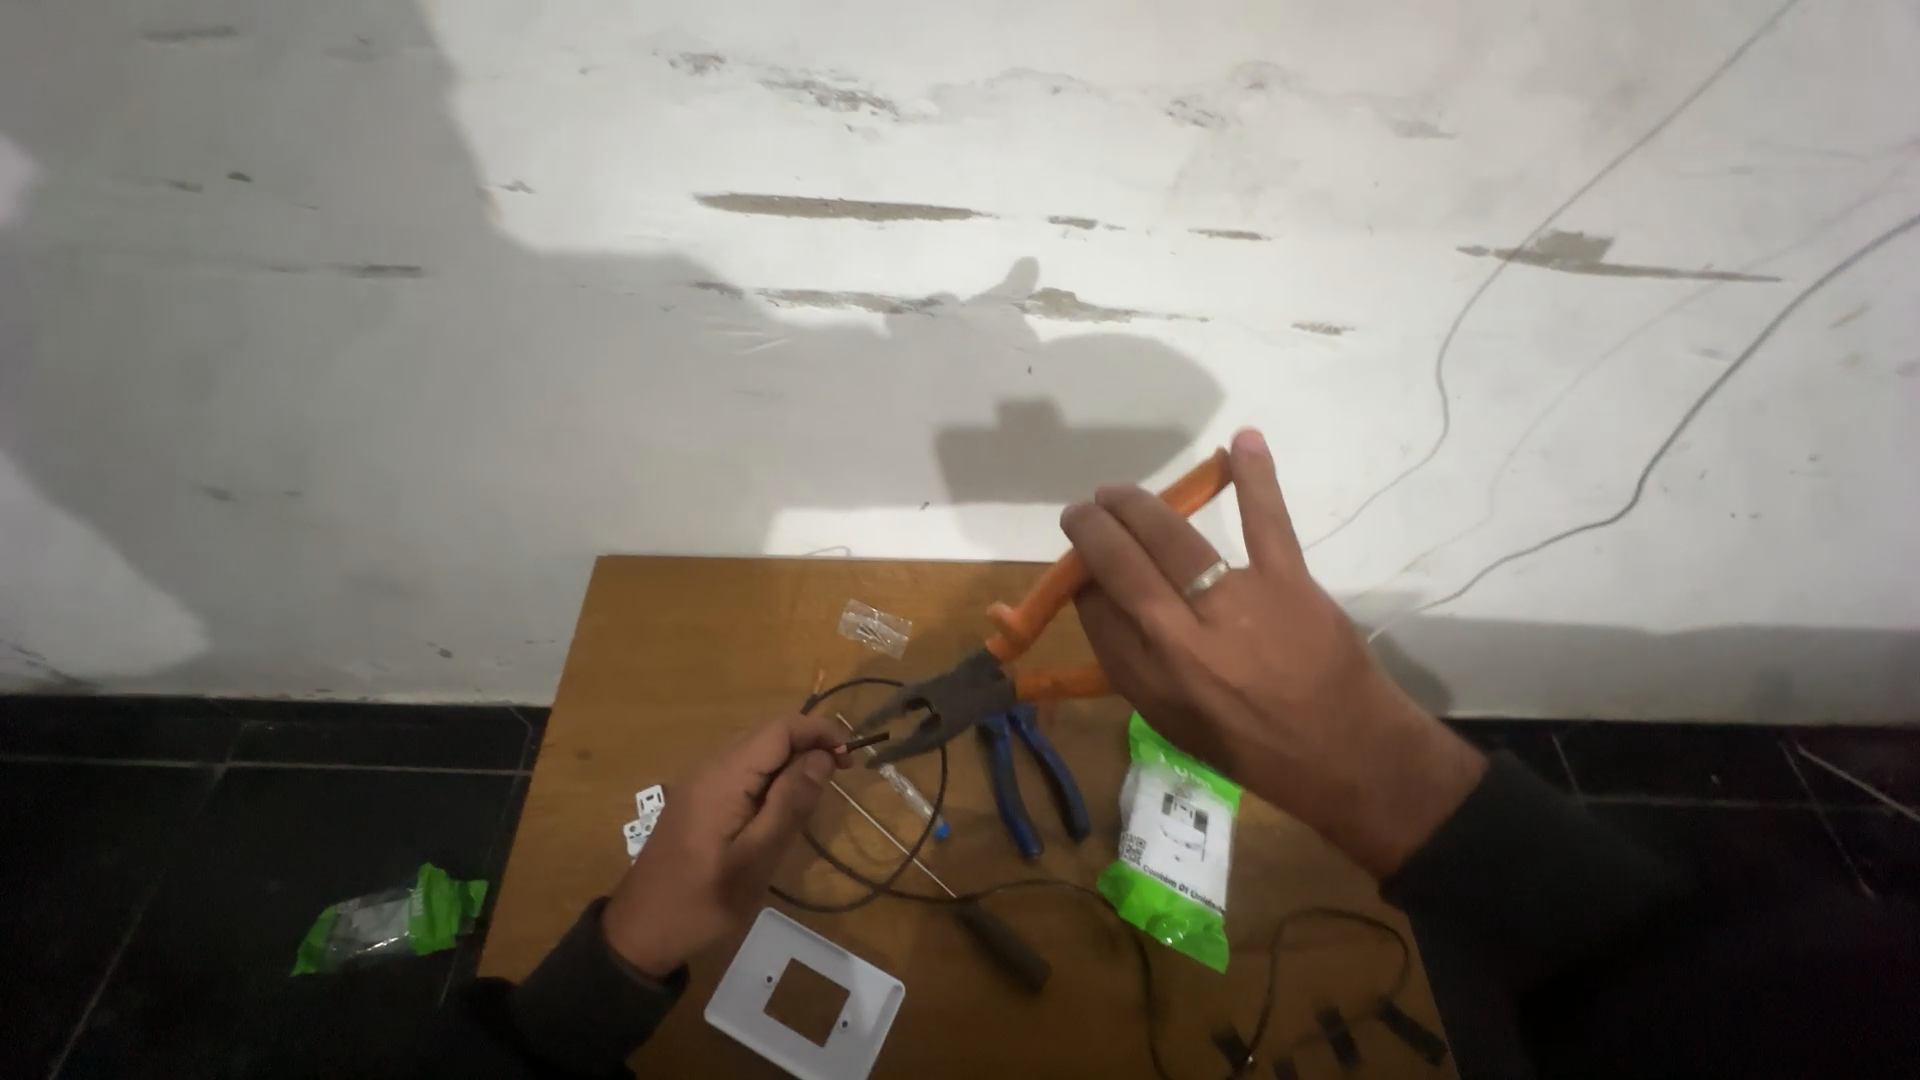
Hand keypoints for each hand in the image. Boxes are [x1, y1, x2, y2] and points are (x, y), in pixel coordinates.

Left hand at [601, 715, 848, 975]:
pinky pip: (743, 766)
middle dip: (809, 743)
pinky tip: (781, 804)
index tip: (849, 759)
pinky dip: (771, 773)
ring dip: (791, 758)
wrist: (639, 934)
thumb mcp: (756, 859)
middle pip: (769, 732)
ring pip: (757, 747)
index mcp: (724, 775)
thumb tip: (823, 756)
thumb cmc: (703, 902)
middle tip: (838, 777)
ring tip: (816, 790)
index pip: (780, 728)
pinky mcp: (699, 795)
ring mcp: (701, 779)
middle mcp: (710, 764)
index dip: (819, 732)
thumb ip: (790, 803)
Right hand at [1061, 428, 1485, 876]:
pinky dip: (1254, 477)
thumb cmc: (1248, 746)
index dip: (1081, 573)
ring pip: (1173, 536)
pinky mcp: (1289, 582)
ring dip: (1136, 506)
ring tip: (1116, 494)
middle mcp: (1184, 637)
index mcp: (1153, 674)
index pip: (1096, 605)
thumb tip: (1096, 597)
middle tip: (1084, 513)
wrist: (1347, 756)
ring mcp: (1238, 603)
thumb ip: (1127, 659)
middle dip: (1094, 528)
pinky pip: (1266, 522)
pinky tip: (1241, 440)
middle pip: (1123, 562)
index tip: (1079, 561)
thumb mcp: (1169, 718)